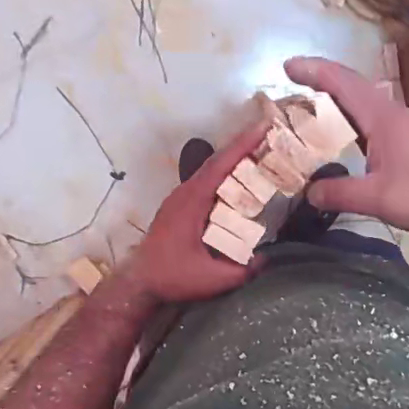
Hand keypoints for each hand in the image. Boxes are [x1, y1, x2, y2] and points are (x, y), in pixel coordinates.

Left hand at [118, 121, 270, 304]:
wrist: (139, 282)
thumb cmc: (172, 277)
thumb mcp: (212, 279)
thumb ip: (242, 271)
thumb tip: (266, 259)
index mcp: (192, 202)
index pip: (220, 165)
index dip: (242, 145)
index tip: (262, 126)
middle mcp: (185, 193)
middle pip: (216, 162)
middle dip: (242, 146)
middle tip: (268, 135)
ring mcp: (180, 199)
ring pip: (210, 171)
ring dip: (233, 161)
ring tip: (259, 154)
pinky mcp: (179, 208)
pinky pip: (205, 184)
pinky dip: (224, 176)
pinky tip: (238, 182)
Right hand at [285, 57, 408, 236]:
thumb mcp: (377, 198)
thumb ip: (340, 193)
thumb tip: (308, 193)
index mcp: (383, 119)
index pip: (344, 84)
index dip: (315, 71)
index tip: (288, 65)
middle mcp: (392, 113)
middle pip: (352, 85)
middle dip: (321, 78)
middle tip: (292, 79)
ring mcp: (401, 124)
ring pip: (362, 100)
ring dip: (336, 95)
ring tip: (309, 101)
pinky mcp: (405, 138)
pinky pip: (369, 116)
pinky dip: (348, 114)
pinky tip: (340, 129)